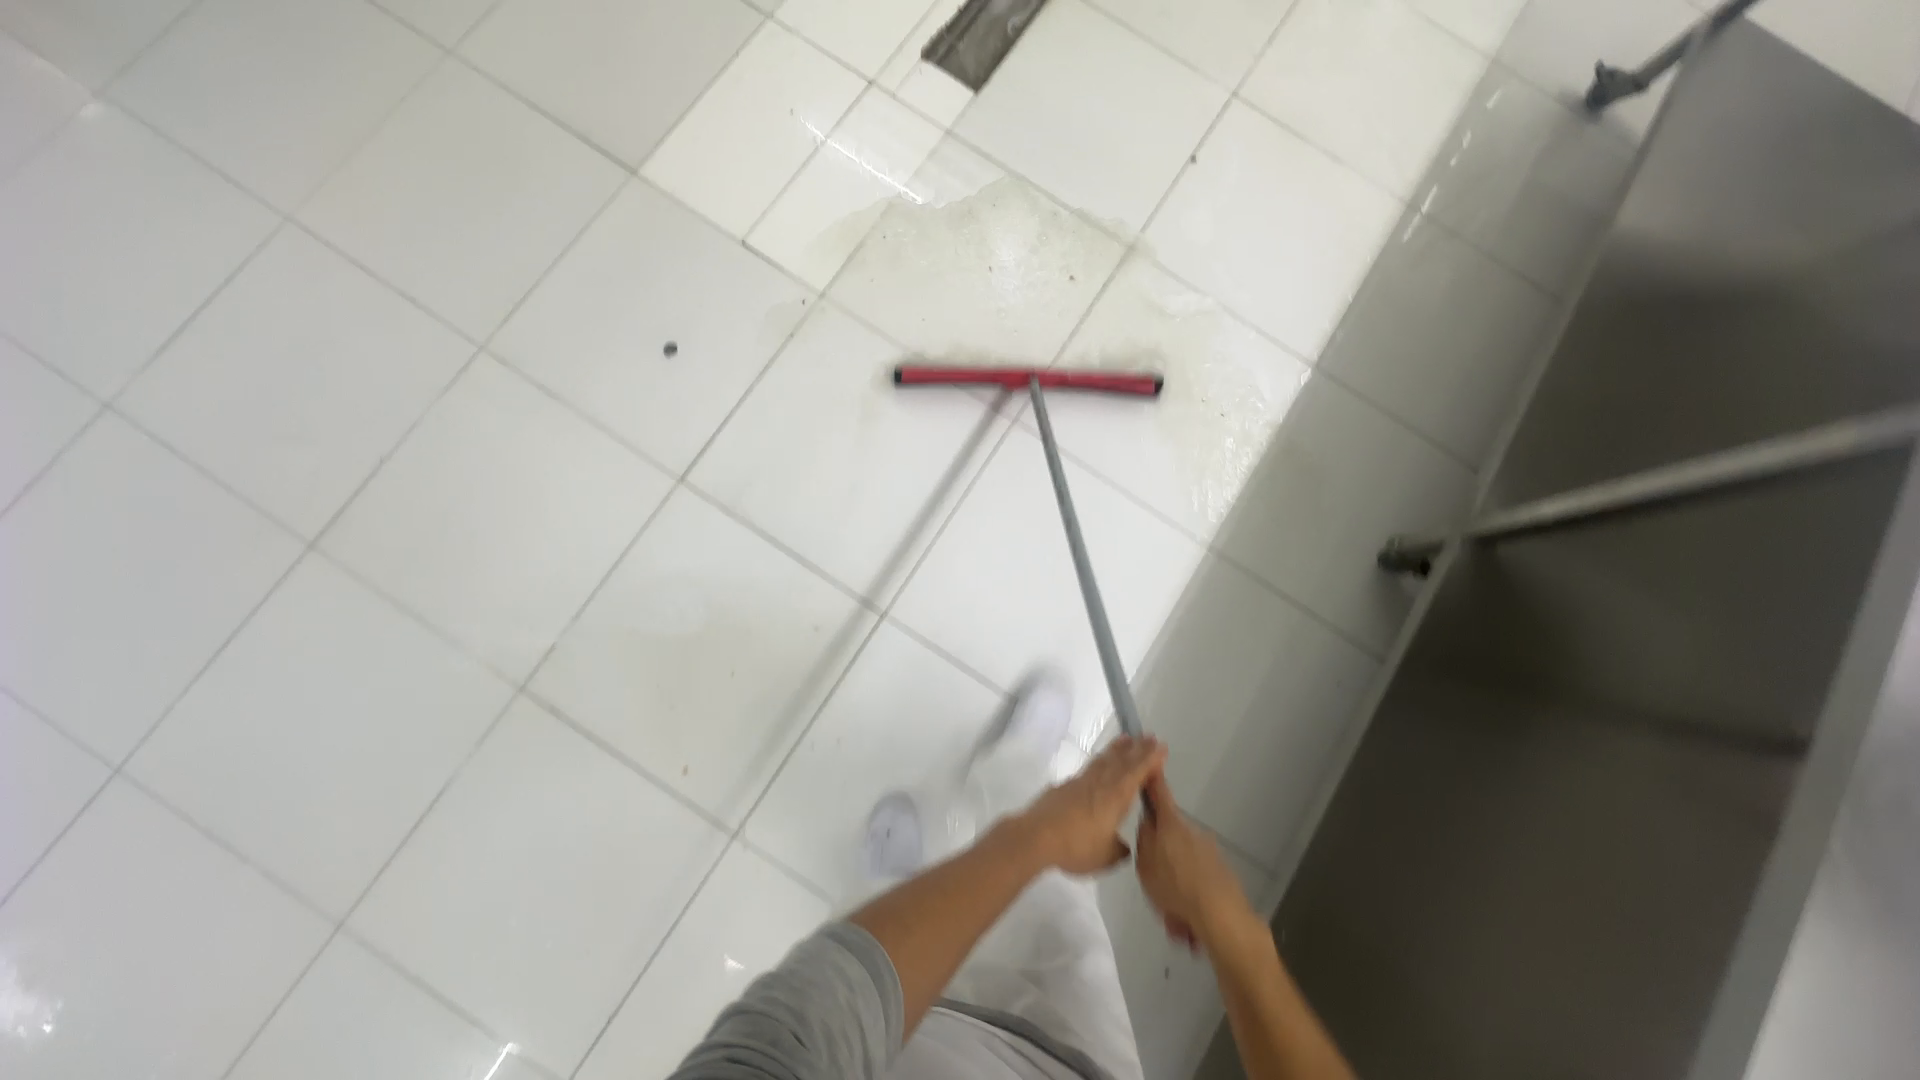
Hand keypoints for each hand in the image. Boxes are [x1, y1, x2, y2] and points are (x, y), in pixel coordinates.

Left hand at [1006, 736, 1165, 875]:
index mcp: (1115, 797)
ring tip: (1125, 740)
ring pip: (1102, 761)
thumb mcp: (1106, 856)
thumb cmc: (1076, 846)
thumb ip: (1118, 849)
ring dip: (1116, 750)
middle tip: (1148, 736)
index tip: (1160, 745)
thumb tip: (1123, 846)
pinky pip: (1086, 771)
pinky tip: (1095, 767)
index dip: (1150, 759)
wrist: (1035, 837)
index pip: (1137, 772)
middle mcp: (1099, 784)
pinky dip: (1096, 764)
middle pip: (1121, 761)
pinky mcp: (1062, 788)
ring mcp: (1079, 783)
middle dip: (1136, 749)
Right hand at [1135, 771, 1255, 951]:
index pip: (1159, 793)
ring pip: (1182, 867)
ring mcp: (1209, 853)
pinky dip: (1189, 901)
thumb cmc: (1175, 886)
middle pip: (1169, 838)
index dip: (1153, 778)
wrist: (1220, 916)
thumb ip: (1144, 840)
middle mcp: (1192, 833)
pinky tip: (1187, 924)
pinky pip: (1196, 884)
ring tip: (1173, 916)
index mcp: (1171, 825)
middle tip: (1155, 889)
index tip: (1151, 761)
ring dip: (1175, 889)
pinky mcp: (1221, 873)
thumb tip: (1148, 825)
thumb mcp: (1145, 864)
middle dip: (1161, 863)